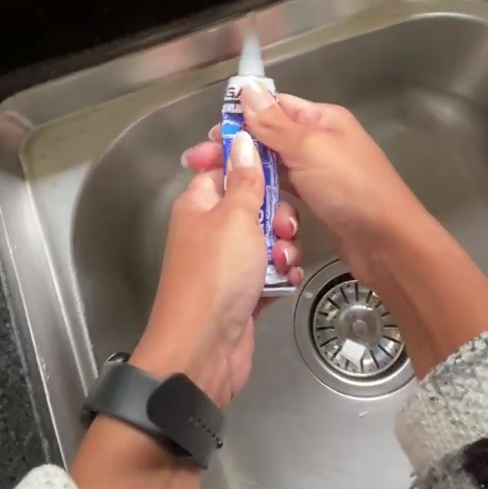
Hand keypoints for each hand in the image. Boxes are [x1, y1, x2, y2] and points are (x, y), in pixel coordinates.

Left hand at [134, 131, 299, 408]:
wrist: (203, 350)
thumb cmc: (215, 276)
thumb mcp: (235, 217)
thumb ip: (245, 179)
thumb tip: (242, 138)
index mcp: (199, 204)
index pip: (225, 167)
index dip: (251, 162)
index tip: (280, 161)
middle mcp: (211, 229)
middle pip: (254, 204)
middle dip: (278, 212)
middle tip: (284, 225)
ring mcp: (227, 262)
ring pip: (268, 238)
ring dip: (284, 246)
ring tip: (284, 260)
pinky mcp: (243, 291)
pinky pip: (271, 271)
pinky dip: (282, 274)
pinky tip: (288, 280)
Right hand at [183, 83, 425, 252]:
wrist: (387, 242)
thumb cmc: (350, 188)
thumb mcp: (308, 148)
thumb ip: (274, 123)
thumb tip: (247, 89)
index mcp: (323, 119)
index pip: (275, 107)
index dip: (241, 117)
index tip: (212, 134)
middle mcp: (321, 141)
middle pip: (270, 138)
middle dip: (237, 149)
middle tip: (201, 163)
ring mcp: (319, 172)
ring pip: (274, 167)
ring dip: (248, 173)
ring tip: (216, 184)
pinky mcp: (318, 200)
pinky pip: (284, 191)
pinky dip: (266, 194)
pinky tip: (246, 202)